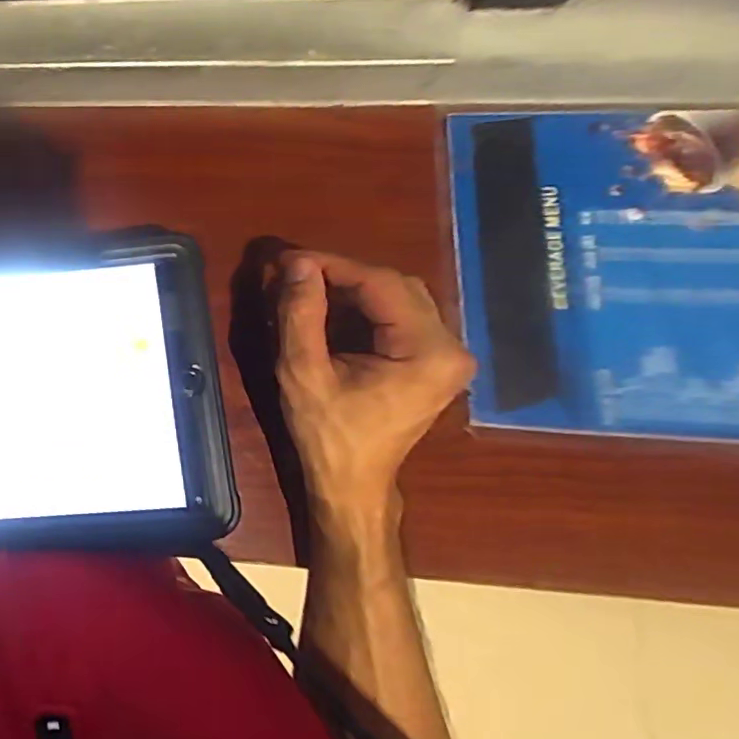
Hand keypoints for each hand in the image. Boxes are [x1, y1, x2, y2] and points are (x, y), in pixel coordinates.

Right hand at [275, 250, 475, 514]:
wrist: (350, 481)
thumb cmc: (326, 432)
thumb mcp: (302, 371)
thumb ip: (301, 314)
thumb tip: (296, 263)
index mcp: (429, 351)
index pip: (382, 285)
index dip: (333, 264)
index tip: (287, 258)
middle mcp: (450, 347)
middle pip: (396, 286)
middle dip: (342, 272)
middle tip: (293, 270)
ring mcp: (445, 355)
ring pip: (398, 297)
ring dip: (350, 286)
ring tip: (305, 284)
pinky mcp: (430, 361)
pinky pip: (396, 316)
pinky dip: (360, 305)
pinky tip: (326, 307)